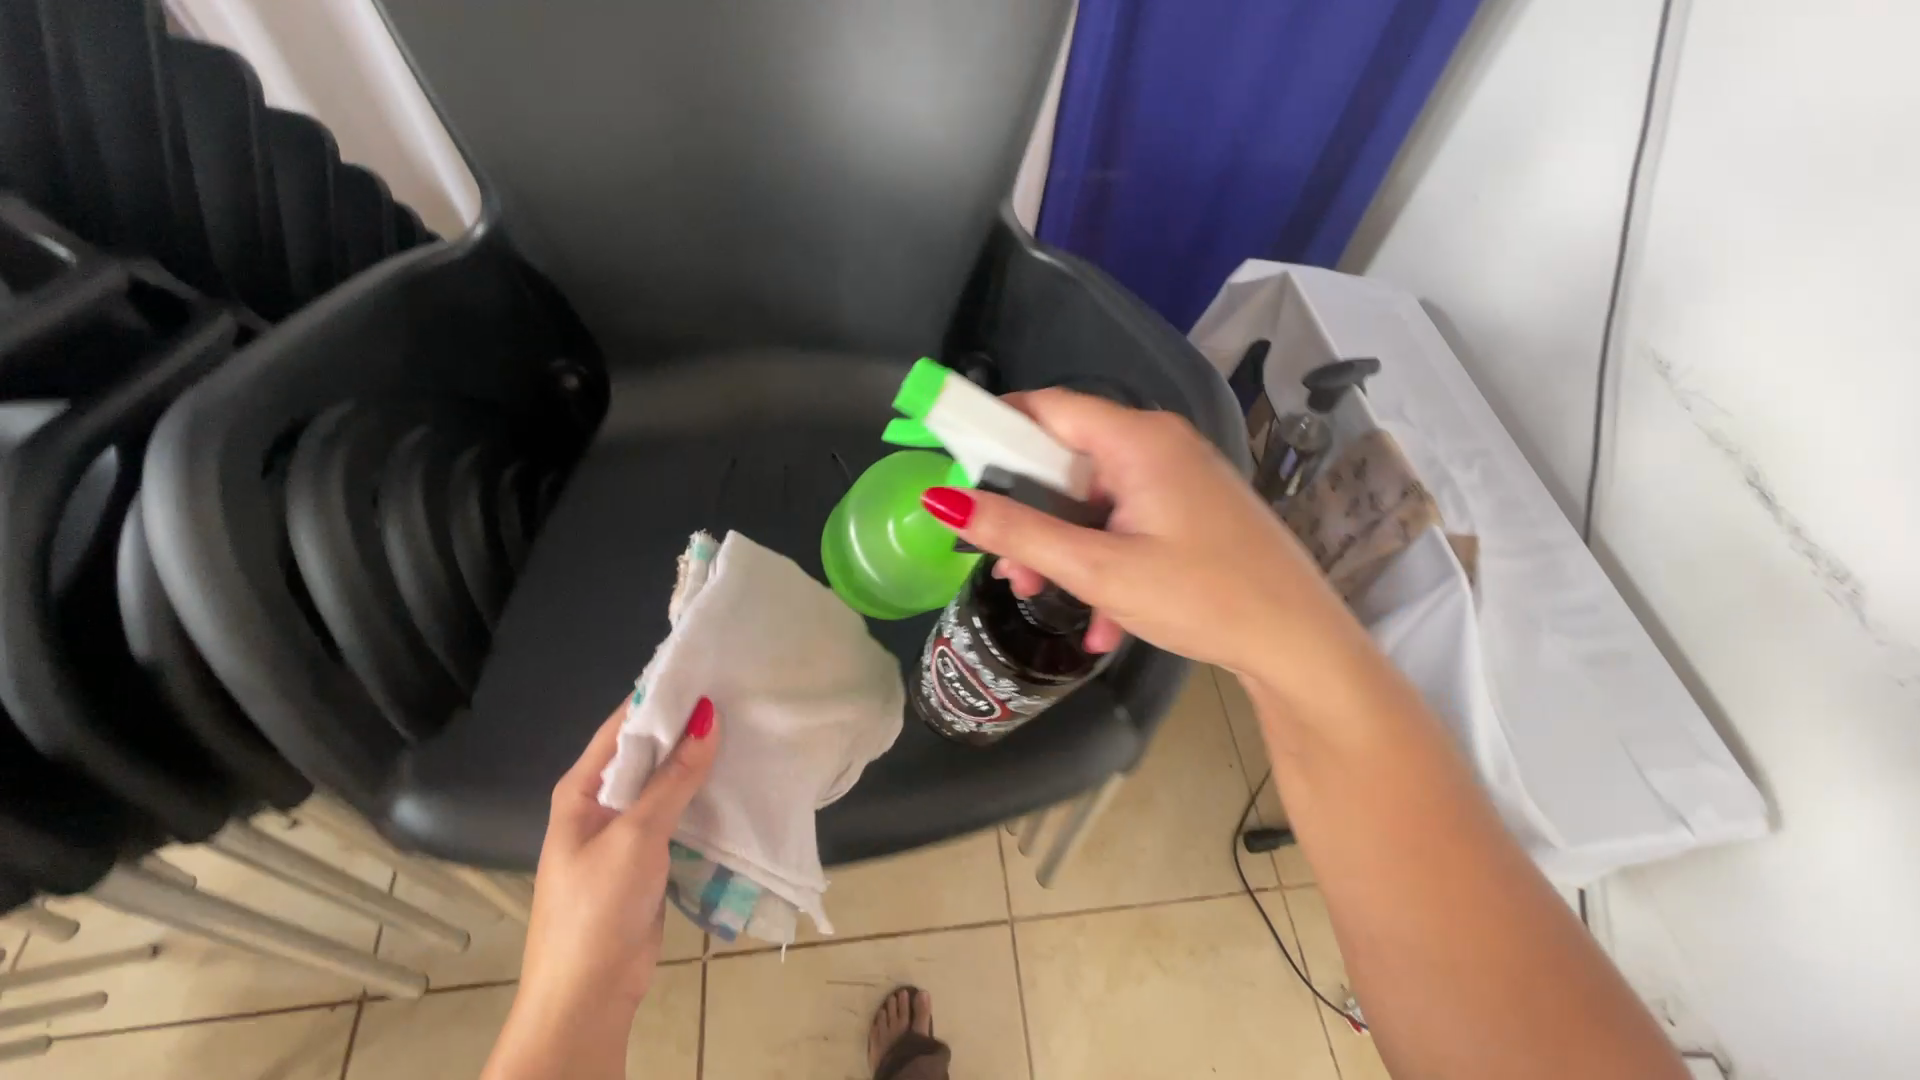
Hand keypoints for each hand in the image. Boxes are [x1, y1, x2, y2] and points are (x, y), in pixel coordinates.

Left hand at [484, 698, 717, 1079]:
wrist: (588, 993)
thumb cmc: (598, 906)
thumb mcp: (637, 835)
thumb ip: (674, 778)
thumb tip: (709, 717)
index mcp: (581, 789)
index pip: (622, 727)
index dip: (660, 698)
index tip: (706, 671)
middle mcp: (600, 803)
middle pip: (646, 753)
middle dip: (685, 729)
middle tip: (737, 698)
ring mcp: (624, 832)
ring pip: (665, 785)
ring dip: (696, 764)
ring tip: (744, 731)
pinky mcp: (648, 858)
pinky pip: (676, 815)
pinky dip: (701, 798)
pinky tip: (734, 782)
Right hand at [921, 389, 1373, 687]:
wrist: (1299, 644)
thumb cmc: (1200, 597)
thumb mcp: (1097, 569)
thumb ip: (1018, 533)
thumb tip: (944, 500)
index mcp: (1137, 439)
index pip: (1045, 407)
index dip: (993, 429)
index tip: (955, 467)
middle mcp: (1158, 444)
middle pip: (1066, 458)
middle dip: (1027, 512)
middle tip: (1005, 562)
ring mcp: (1178, 477)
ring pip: (1092, 499)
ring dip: (1063, 546)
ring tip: (1045, 597)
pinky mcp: (1190, 509)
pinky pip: (1126, 522)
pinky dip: (1104, 561)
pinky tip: (1103, 622)